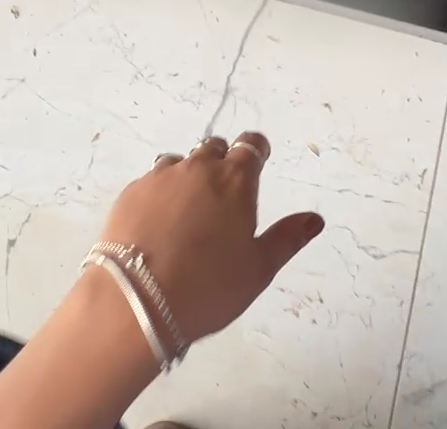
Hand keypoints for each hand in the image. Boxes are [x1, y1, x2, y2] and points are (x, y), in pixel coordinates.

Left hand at [96, 132, 323, 344]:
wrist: (136, 302)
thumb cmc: (208, 287)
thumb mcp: (258, 269)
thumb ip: (287, 238)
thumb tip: (315, 219)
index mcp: (235, 179)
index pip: (251, 145)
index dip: (256, 150)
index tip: (257, 162)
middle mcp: (198, 168)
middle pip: (214, 148)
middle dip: (222, 162)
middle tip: (222, 197)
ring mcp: (160, 177)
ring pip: (181, 163)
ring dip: (189, 177)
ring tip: (188, 213)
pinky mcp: (131, 192)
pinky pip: (152, 181)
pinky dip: (160, 194)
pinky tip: (158, 224)